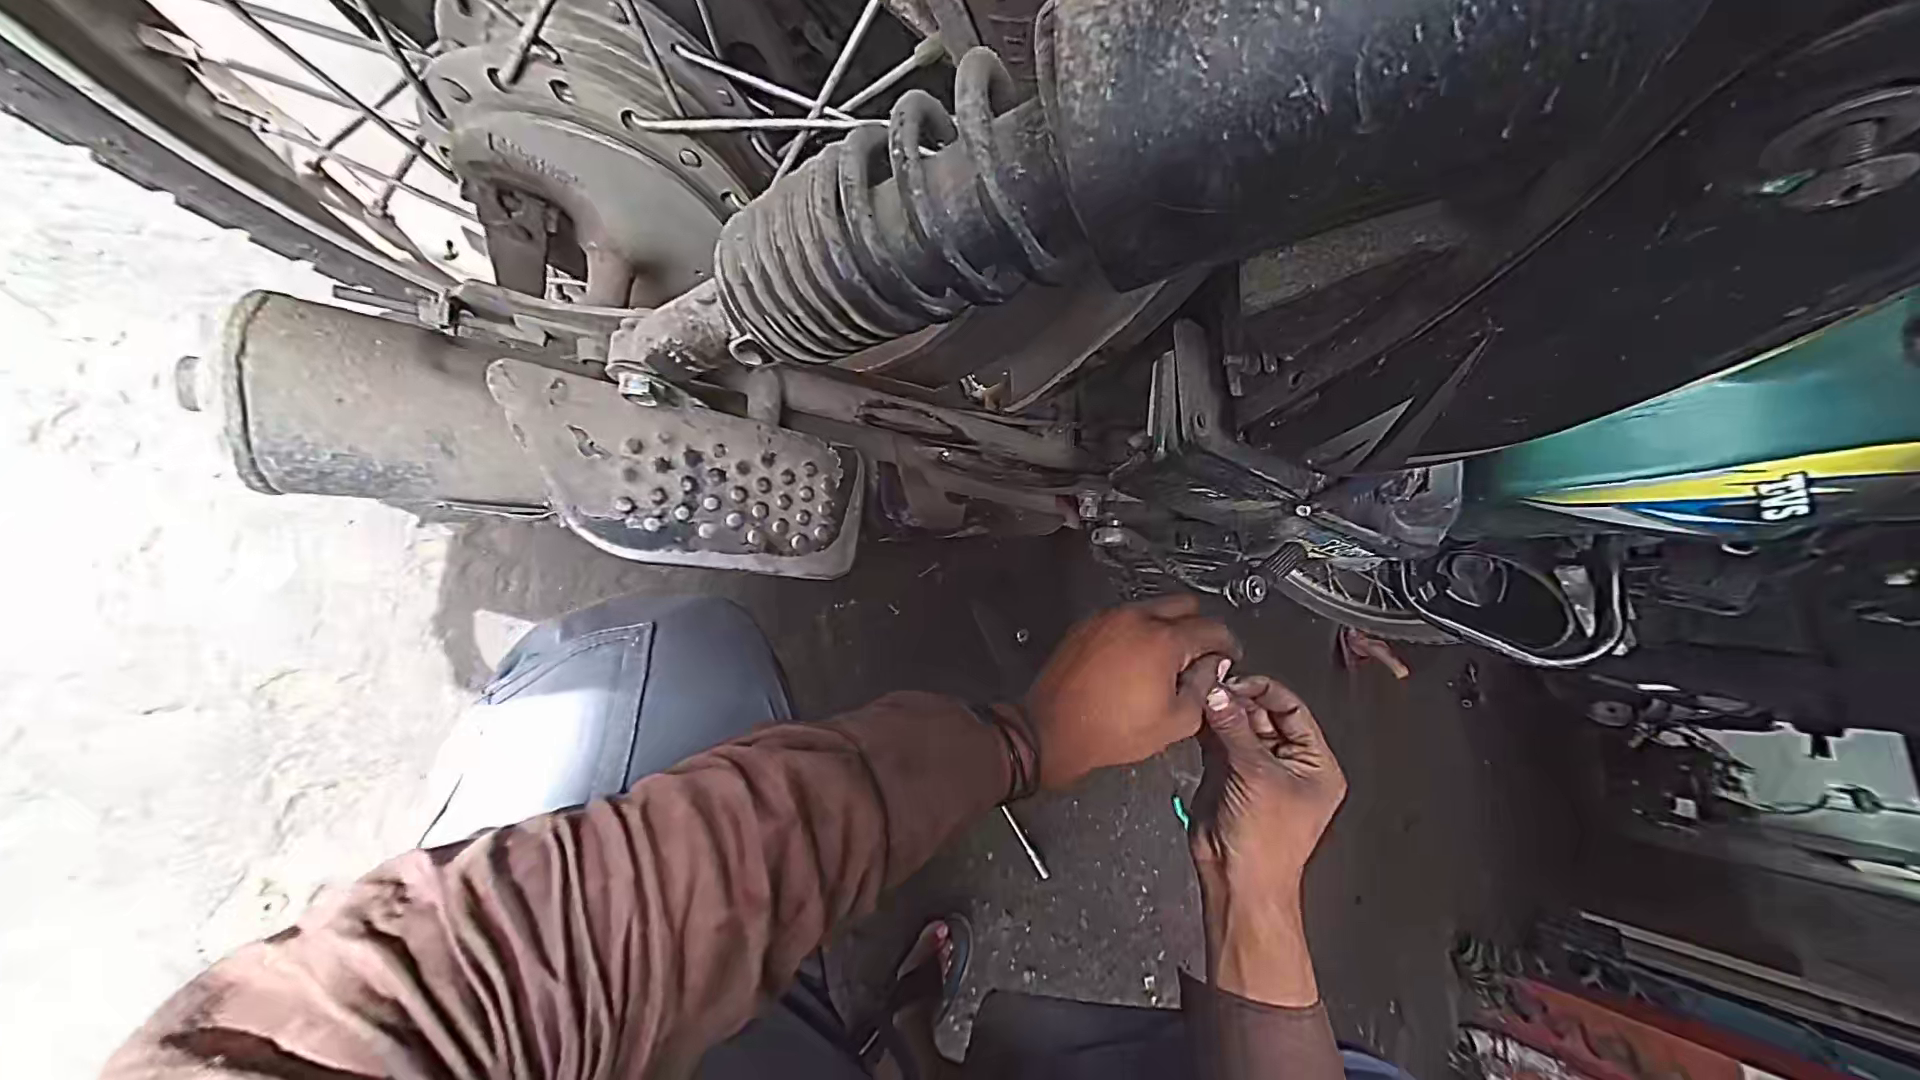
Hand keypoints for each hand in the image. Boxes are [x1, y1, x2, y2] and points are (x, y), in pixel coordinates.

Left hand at [1023, 596, 1238, 790]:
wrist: (1053, 729)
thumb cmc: (1113, 730)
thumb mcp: (1176, 720)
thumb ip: (1203, 686)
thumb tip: (1211, 666)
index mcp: (1163, 639)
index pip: (1212, 628)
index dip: (1228, 645)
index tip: (1228, 658)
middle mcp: (1135, 618)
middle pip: (1184, 605)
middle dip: (1199, 627)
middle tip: (1200, 655)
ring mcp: (1107, 617)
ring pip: (1151, 608)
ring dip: (1166, 627)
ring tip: (1165, 661)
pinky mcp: (1086, 624)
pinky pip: (1123, 617)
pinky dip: (1137, 631)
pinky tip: (1135, 659)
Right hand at [1189, 674, 1345, 1006]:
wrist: (1237, 880)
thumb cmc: (1266, 840)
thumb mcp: (1256, 776)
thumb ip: (1235, 728)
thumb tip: (1217, 691)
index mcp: (1314, 762)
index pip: (1292, 709)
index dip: (1264, 691)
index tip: (1235, 682)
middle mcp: (1286, 760)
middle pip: (1261, 713)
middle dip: (1236, 699)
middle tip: (1211, 687)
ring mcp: (1254, 765)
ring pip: (1236, 724)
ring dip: (1218, 710)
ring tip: (1198, 696)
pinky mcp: (1225, 771)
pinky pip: (1216, 738)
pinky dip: (1204, 725)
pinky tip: (1192, 713)